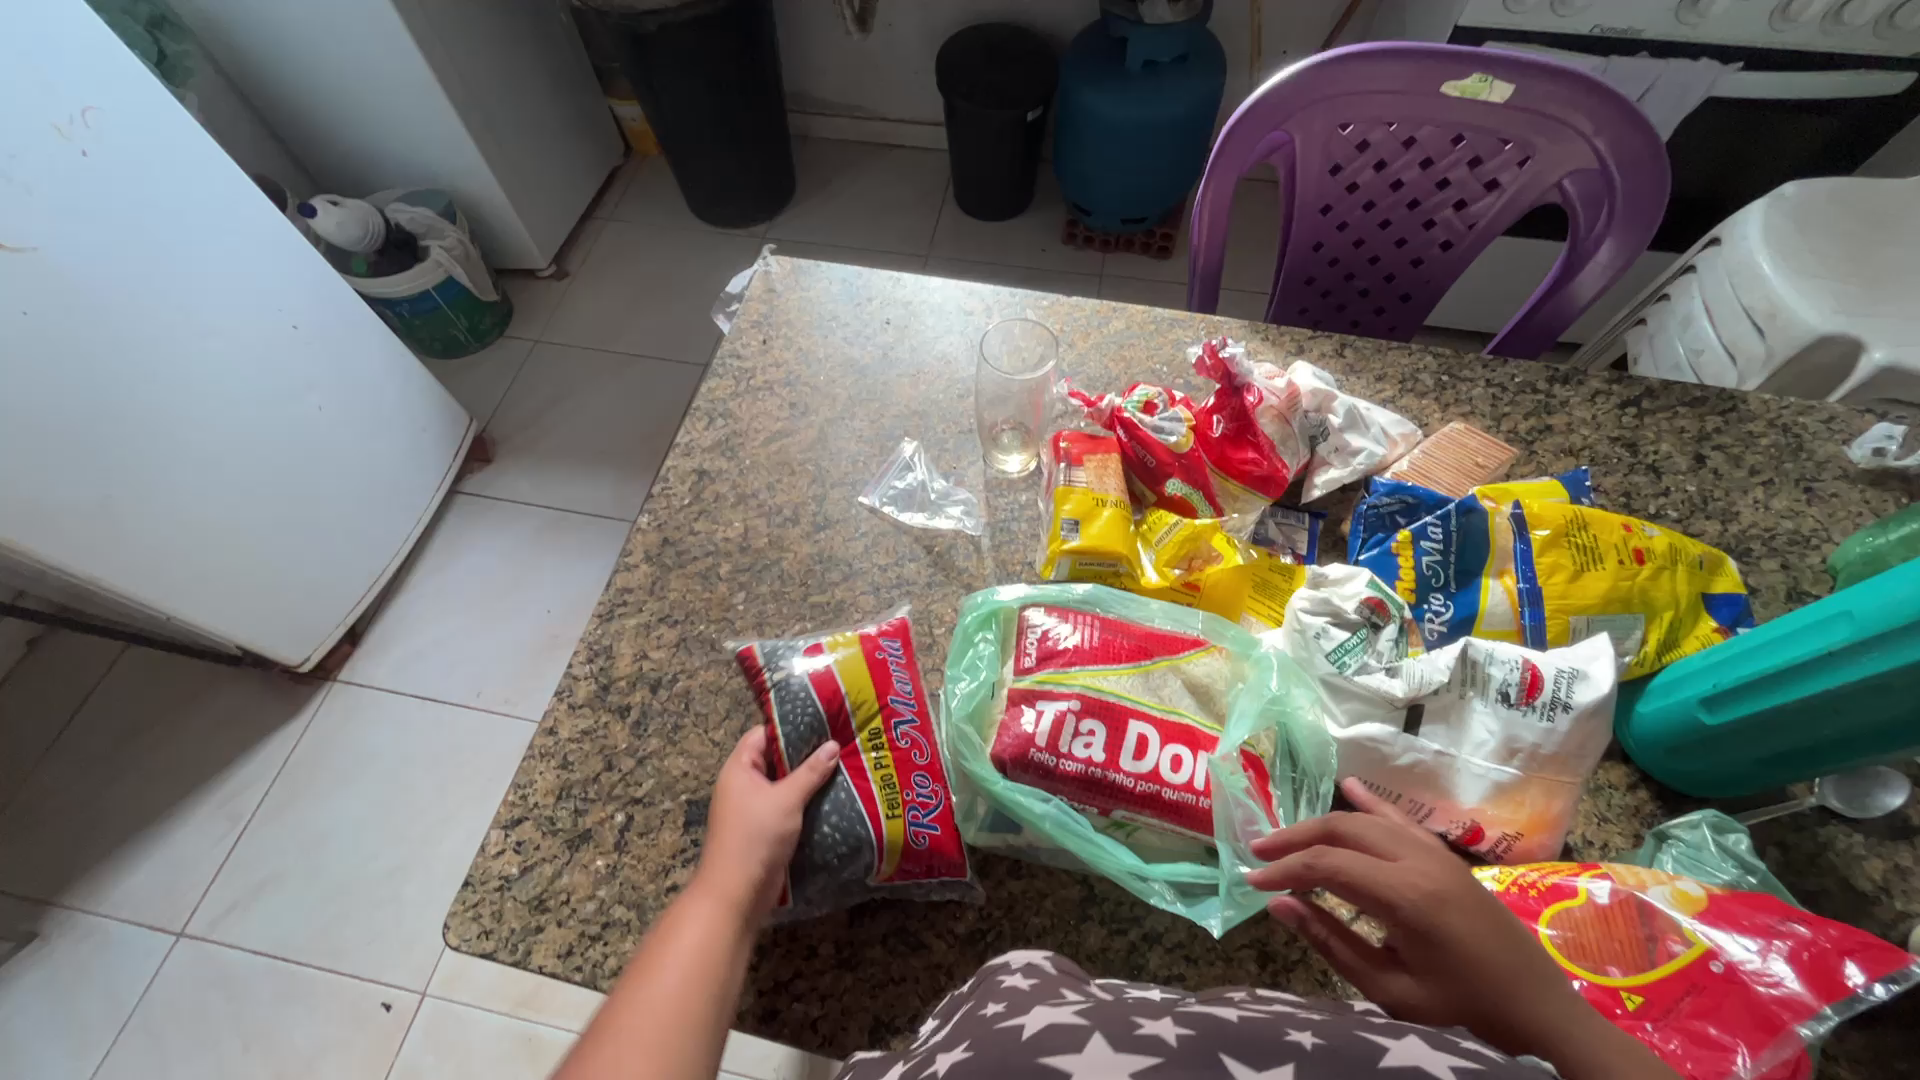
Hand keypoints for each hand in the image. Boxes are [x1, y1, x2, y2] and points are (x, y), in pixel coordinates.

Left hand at [692, 727, 838, 924]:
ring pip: (783, 781)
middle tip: (837, 739)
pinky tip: (830, 793)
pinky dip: (804, 797)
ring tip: (840, 762)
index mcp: (739, 768)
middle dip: (804, 751)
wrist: (736, 893)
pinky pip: (786, 802)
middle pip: (775, 757)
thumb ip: (811, 771)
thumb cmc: (755, 838)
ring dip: (806, 776)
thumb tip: (833, 745)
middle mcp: (743, 783)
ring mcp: (752, 805)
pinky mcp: (763, 826)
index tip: (820, 720)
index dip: (789, 726)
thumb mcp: (787, 799)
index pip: (763, 734)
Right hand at [1249, 779, 1671, 1075]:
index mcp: (1404, 897)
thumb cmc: (1463, 1007)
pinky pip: (1399, 818)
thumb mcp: (1391, 991)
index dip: (1283, 870)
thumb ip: (1331, 944)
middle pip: (1339, 831)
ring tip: (1286, 840)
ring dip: (1320, 826)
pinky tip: (1347, 786)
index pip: (1326, 866)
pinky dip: (1370, 802)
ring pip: (1362, 820)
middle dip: (1293, 839)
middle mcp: (1417, 861)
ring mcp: (1434, 853)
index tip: (1252, 881)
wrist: (1539, 1008)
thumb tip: (1278, 906)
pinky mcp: (1445, 855)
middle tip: (1259, 854)